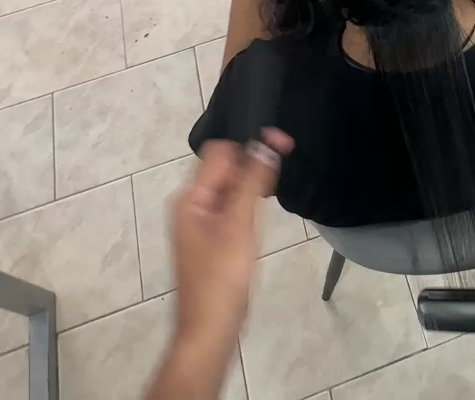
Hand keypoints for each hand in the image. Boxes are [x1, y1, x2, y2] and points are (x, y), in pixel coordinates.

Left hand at [169, 130, 291, 350]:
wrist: (210, 332)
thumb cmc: (222, 278)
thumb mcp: (239, 224)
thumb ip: (253, 180)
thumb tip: (268, 142)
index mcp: (191, 198)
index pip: (220, 151)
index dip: (250, 144)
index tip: (283, 144)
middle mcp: (192, 205)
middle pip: (225, 167)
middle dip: (253, 164)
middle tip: (281, 172)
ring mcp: (201, 223)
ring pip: (230, 187)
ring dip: (252, 184)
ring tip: (275, 191)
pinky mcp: (212, 239)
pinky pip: (231, 206)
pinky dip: (248, 203)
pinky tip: (262, 215)